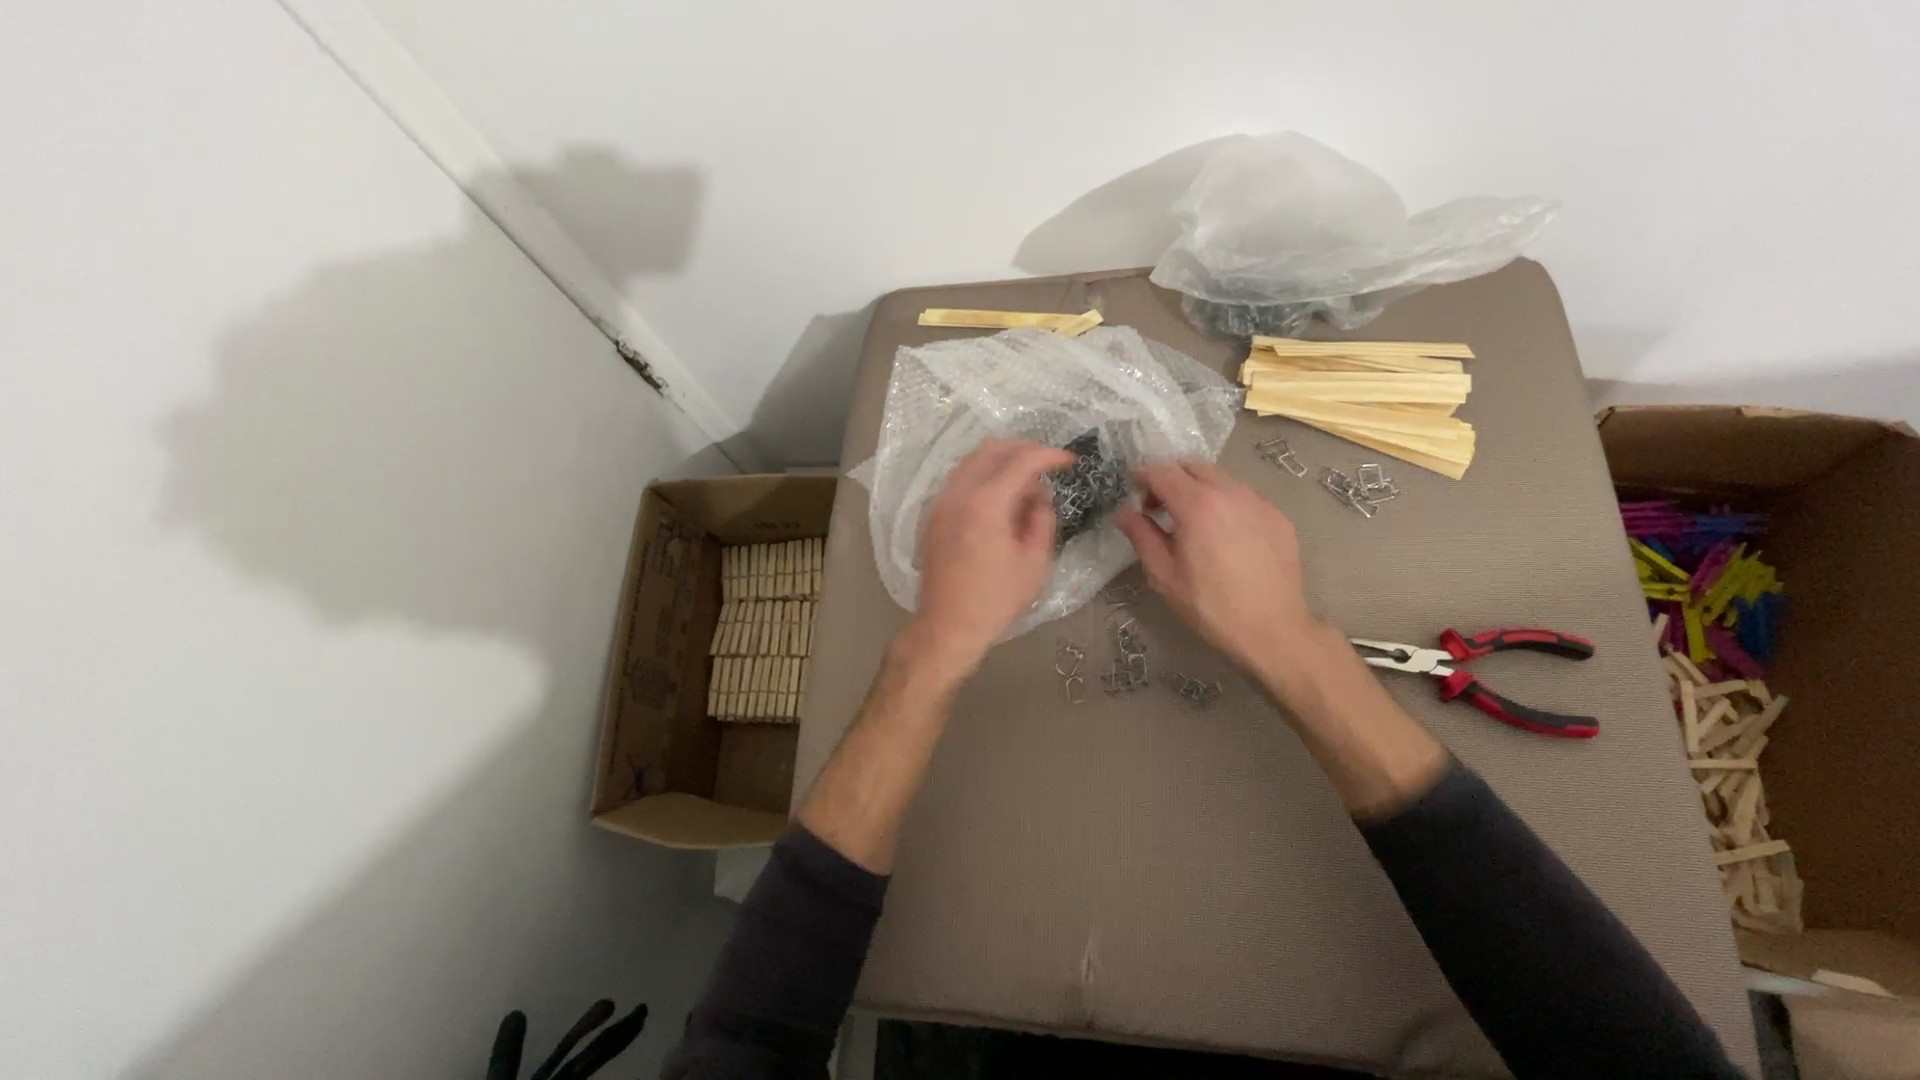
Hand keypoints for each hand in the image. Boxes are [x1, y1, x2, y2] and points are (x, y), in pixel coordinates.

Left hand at [909, 438, 1075, 674]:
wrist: (947, 626)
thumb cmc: (996, 600)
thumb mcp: (1035, 562)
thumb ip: (1042, 518)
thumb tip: (1040, 495)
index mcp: (986, 503)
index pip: (1022, 460)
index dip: (1050, 455)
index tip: (1070, 462)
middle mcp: (958, 493)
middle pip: (993, 448)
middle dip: (1024, 450)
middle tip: (1048, 466)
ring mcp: (940, 502)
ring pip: (972, 460)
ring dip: (1002, 461)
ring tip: (1027, 483)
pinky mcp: (933, 514)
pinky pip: (960, 479)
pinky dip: (983, 476)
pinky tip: (1001, 498)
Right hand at [1113, 461, 1321, 684]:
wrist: (1272, 629)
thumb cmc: (1210, 606)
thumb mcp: (1164, 575)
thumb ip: (1142, 536)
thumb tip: (1124, 514)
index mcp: (1198, 505)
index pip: (1162, 473)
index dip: (1142, 476)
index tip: (1131, 489)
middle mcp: (1231, 493)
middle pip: (1193, 466)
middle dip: (1170, 478)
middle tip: (1158, 507)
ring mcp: (1259, 502)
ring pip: (1221, 478)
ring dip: (1199, 489)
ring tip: (1191, 522)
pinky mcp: (1278, 517)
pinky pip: (1244, 497)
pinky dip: (1225, 503)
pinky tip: (1223, 535)